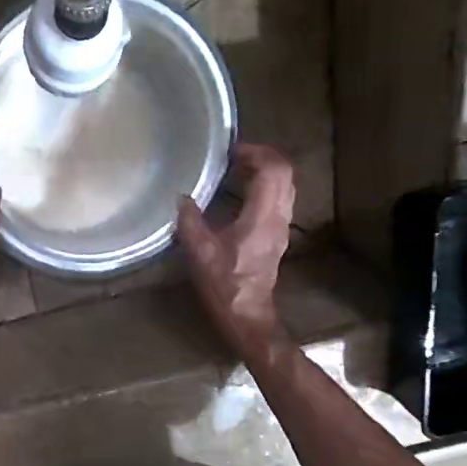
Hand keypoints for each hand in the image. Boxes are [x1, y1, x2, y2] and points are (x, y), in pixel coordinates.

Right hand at [176, 144, 294, 359]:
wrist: (247, 314)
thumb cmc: (224, 285)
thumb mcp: (200, 253)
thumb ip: (190, 221)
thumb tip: (181, 197)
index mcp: (262, 216)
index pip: (274, 170)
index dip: (256, 152)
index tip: (231, 151)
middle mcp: (278, 217)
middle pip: (285, 172)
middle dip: (262, 156)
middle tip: (235, 155)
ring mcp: (281, 226)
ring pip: (285, 184)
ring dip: (265, 170)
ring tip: (236, 169)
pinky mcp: (277, 234)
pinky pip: (279, 197)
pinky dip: (264, 185)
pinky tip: (241, 191)